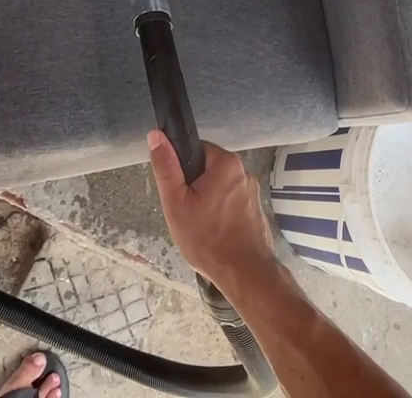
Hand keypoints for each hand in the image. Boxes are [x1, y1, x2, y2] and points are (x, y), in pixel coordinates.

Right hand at [147, 131, 280, 290]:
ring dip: (207, 202)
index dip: (182, 169)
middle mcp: (243, 172)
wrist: (245, 275)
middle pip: (208, 170)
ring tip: (200, 227)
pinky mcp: (256, 211)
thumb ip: (165, 166)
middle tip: (186, 212)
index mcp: (225, 163)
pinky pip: (230, 203)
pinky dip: (220, 214)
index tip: (179, 191)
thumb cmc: (207, 239)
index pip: (196, 149)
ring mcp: (252, 193)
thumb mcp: (176, 202)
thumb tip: (156, 136)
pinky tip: (214, 234)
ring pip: (219, 189)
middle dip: (194, 189)